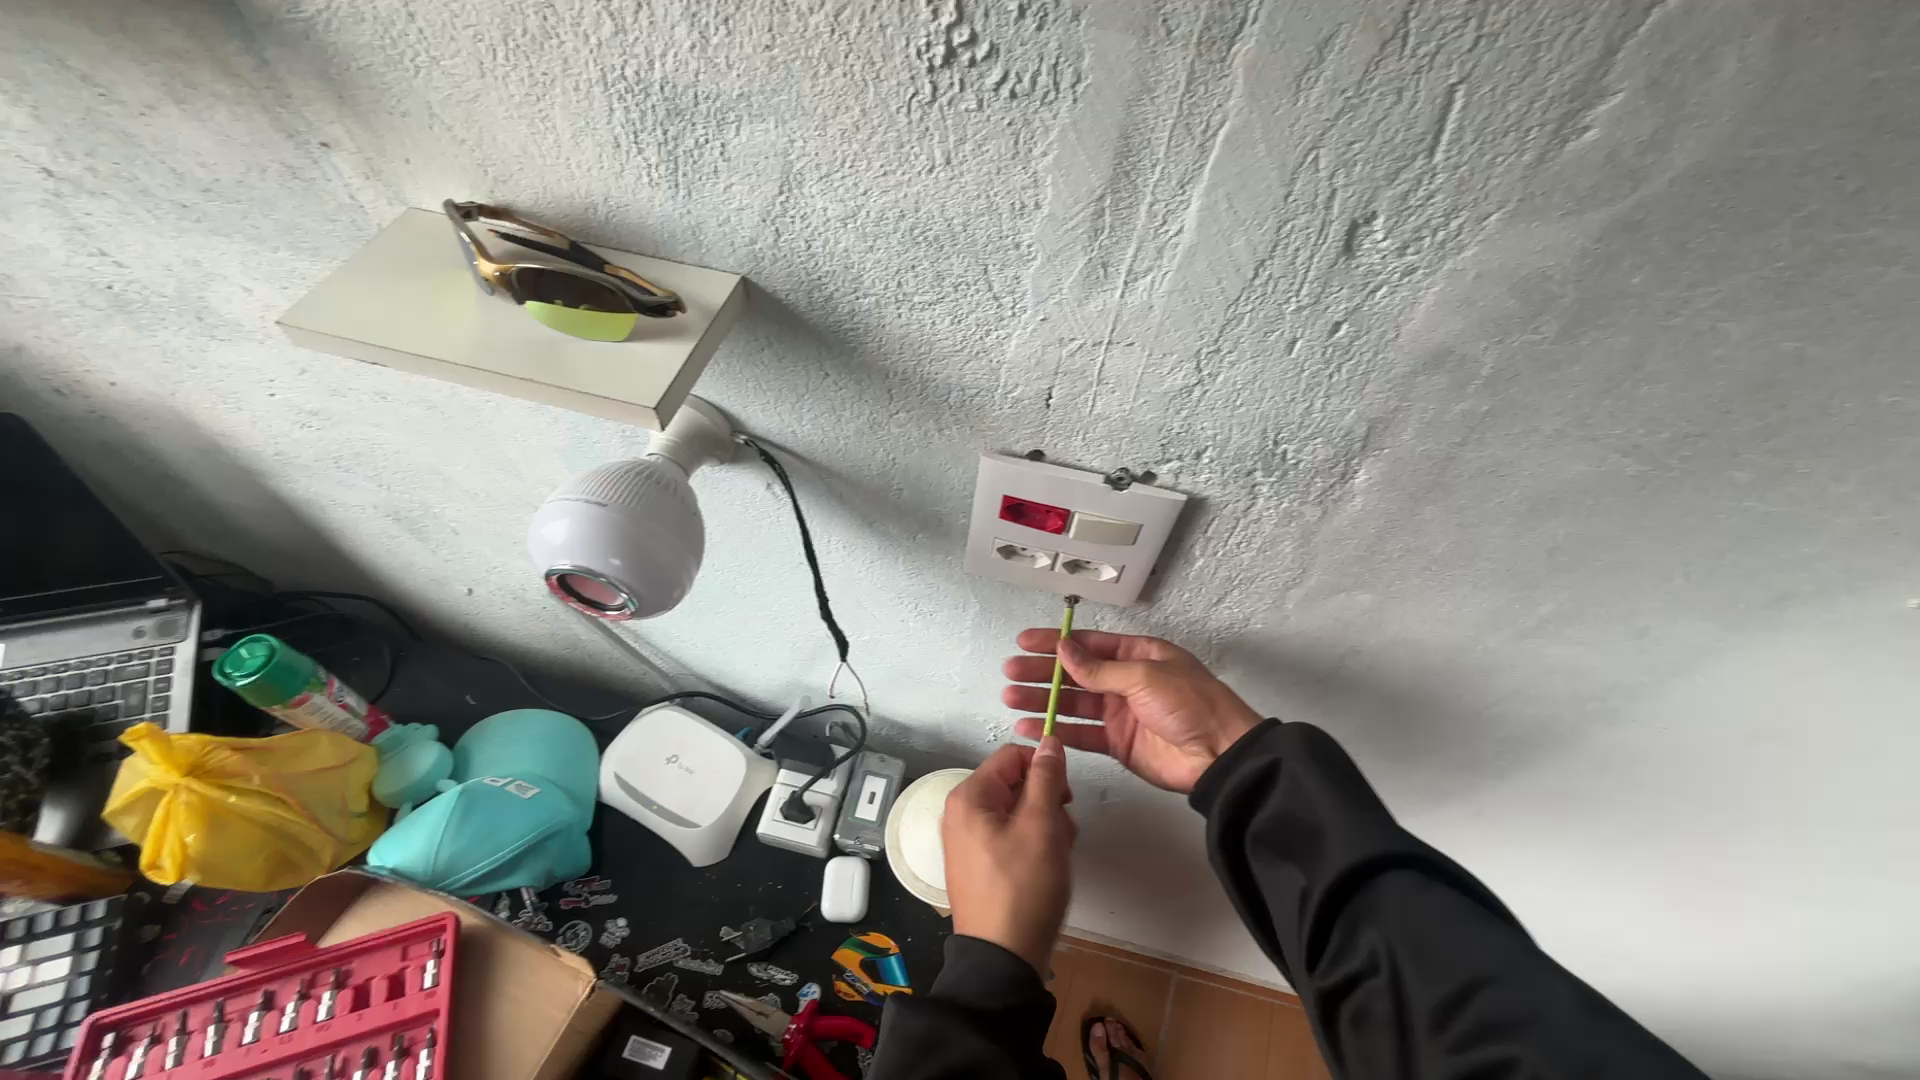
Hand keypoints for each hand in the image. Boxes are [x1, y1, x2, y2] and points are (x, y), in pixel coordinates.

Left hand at [942, 738, 1075, 972]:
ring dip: (1046, 828)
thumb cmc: (1023, 889)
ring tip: (1055, 858)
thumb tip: (1048, 739)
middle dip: (1048, 805)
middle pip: (1016, 784)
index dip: (1044, 770)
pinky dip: (1034, 846)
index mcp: (969, 797)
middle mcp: (962, 813)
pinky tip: (1047, 870)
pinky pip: (1011, 837)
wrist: (1003, 960)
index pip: (1012, 756)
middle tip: (1061, 835)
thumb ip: (1046, 778)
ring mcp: (969, 841)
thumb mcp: (1041, 827)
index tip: (1065, 798)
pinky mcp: (980, 864)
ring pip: (1019, 812)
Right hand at [1004, 629, 1262, 793]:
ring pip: (1072, 704)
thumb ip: (1099, 668)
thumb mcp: (1144, 676)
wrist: (1220, 755)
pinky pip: (1080, 734)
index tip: (1025, 642)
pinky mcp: (1117, 743)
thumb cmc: (1191, 704)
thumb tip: (1064, 650)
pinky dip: (1055, 731)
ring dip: (1042, 700)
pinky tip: (1031, 727)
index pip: (1088, 644)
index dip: (1056, 642)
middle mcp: (1125, 681)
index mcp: (1137, 655)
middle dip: (1042, 672)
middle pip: (1075, 673)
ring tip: (1011, 698)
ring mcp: (1120, 713)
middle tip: (1011, 672)